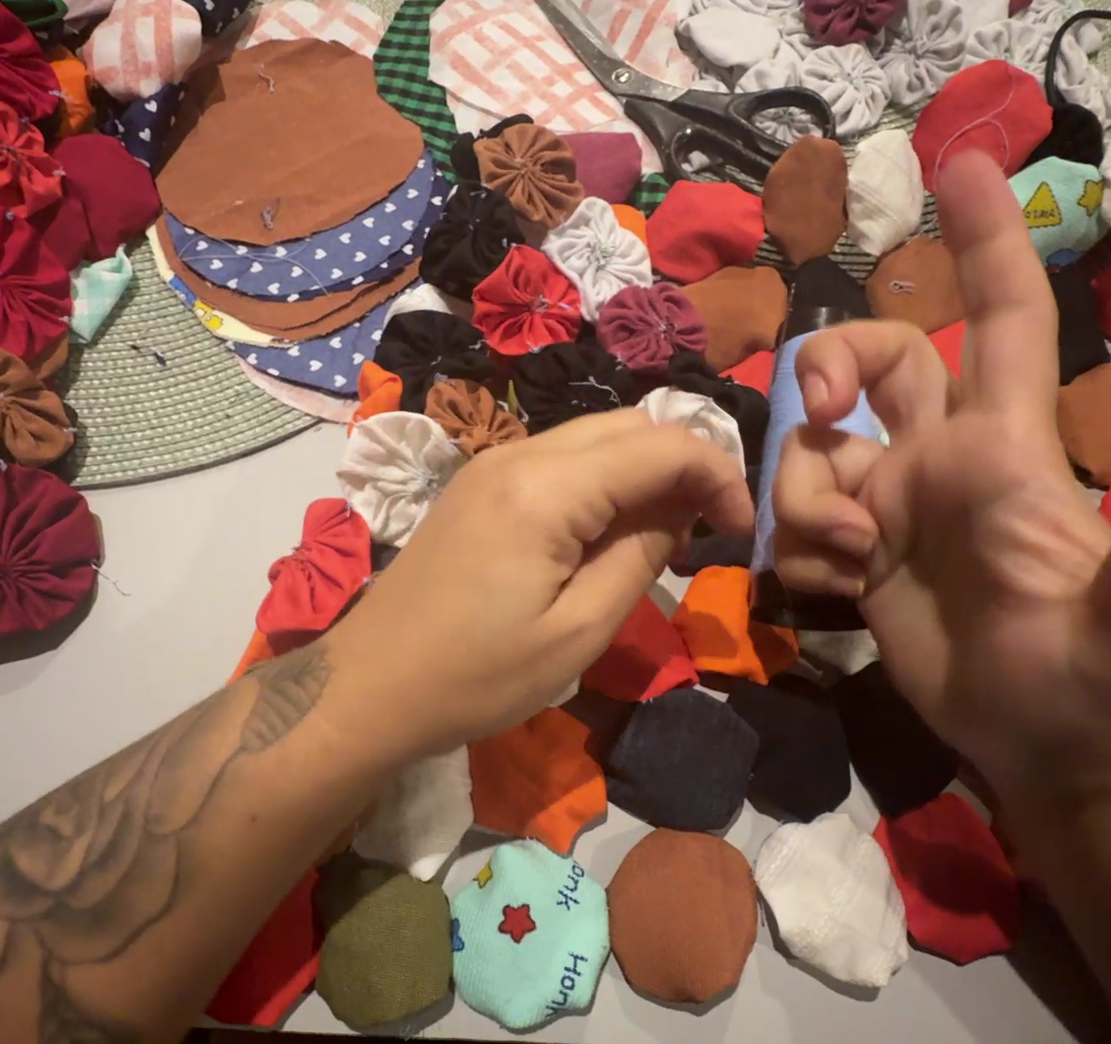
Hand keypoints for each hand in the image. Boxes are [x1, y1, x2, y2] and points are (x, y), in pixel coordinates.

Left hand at [324, 409, 753, 760]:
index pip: (662, 444)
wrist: (371, 686)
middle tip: (703, 534)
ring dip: (643, 472)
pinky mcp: (479, 484)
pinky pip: (561, 460)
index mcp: (546, 488)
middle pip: (630, 425)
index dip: (717, 476)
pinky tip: (606, 534)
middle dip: (684, 465)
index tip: (739, 531)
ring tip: (660, 540)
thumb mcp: (578, 632)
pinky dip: (602, 481)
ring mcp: (493, 464)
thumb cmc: (477, 677)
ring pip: (596, 437)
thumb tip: (680, 507)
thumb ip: (639, 555)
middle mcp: (519, 454)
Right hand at [772, 150, 1110, 804]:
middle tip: (817, 414)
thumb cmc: (1092, 684)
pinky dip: (796, 548)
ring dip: (803, 497)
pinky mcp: (846, 546)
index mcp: (999, 449)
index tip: (959, 163)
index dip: (984, 241)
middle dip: (827, 365)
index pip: (996, 322)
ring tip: (847, 561)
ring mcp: (884, 503)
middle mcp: (936, 459)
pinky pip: (791, 516)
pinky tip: (832, 590)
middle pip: (871, 361)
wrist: (1027, 749)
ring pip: (810, 450)